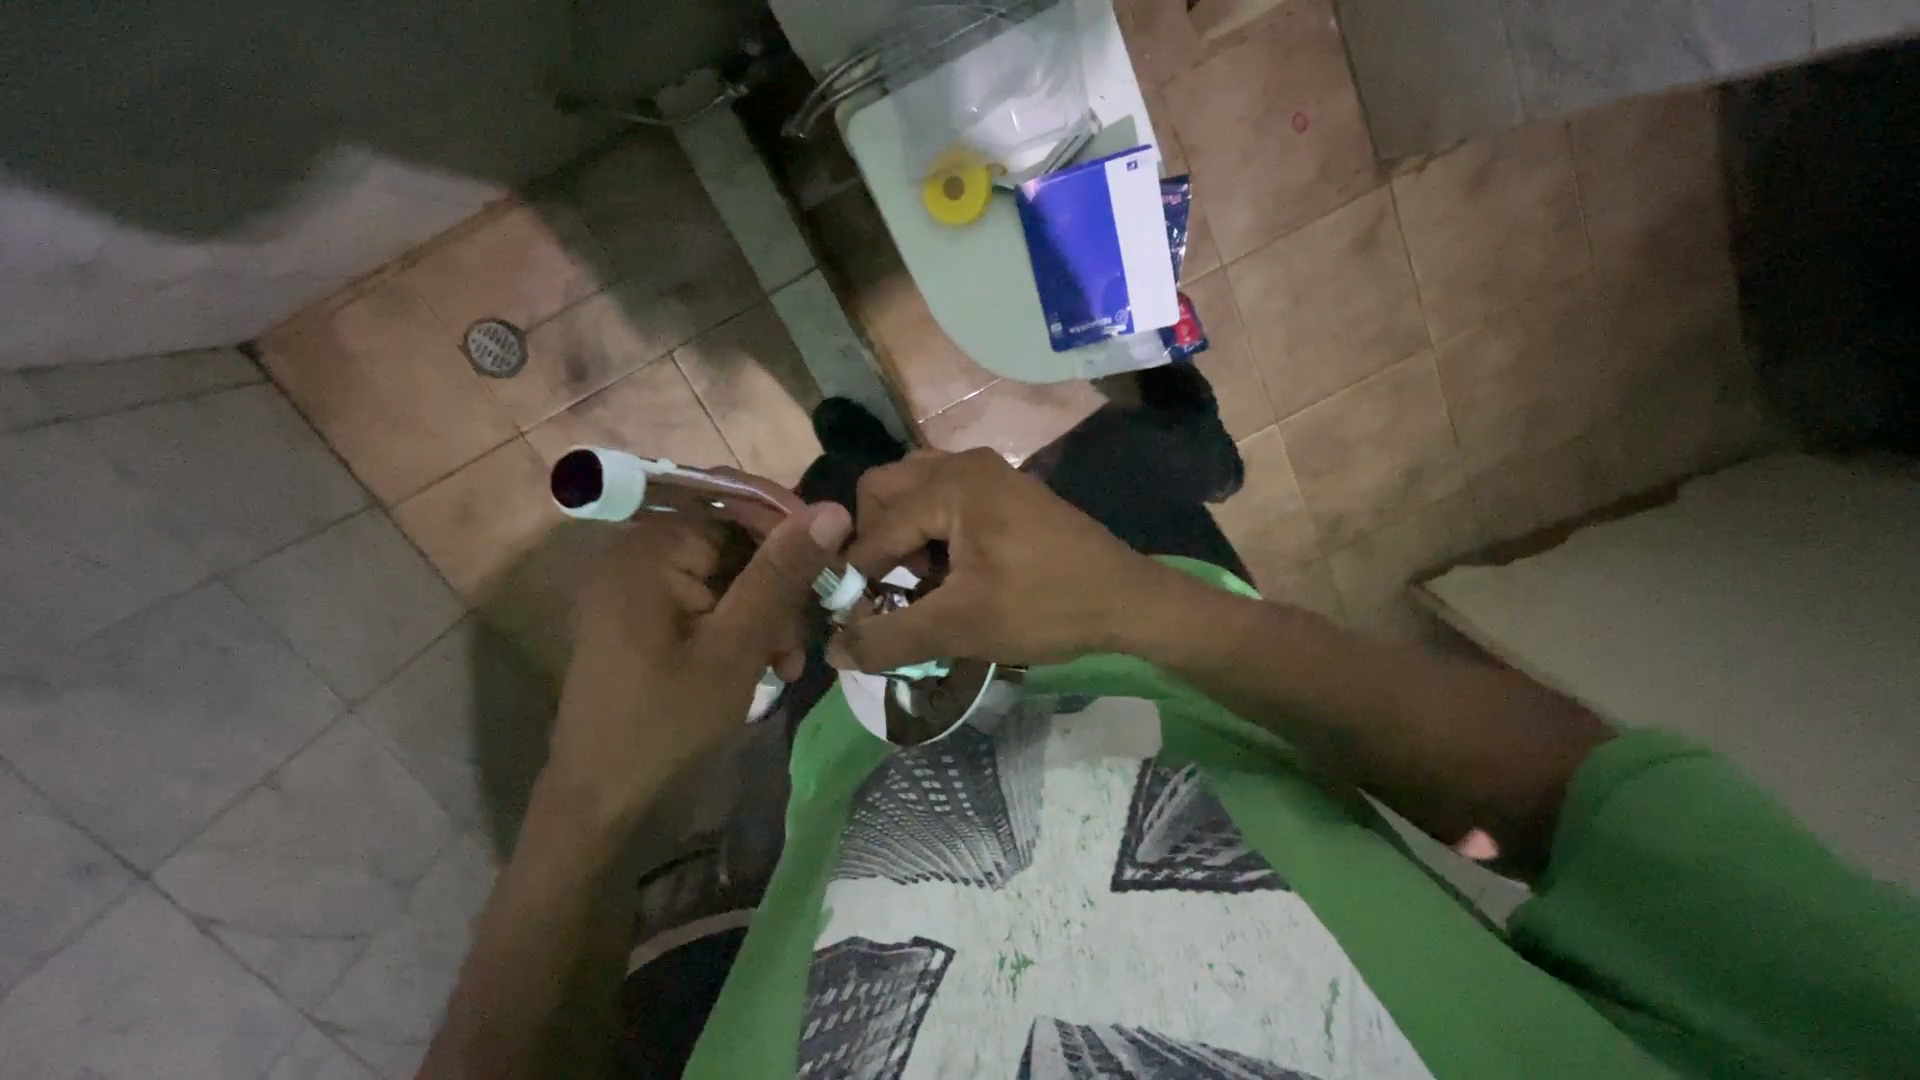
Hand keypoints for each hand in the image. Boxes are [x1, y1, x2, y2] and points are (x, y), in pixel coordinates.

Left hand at [543, 503, 851, 825]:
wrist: (602, 802)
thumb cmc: (668, 722)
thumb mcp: (737, 645)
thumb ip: (782, 573)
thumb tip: (832, 508)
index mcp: (652, 547)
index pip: (735, 499)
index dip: (790, 525)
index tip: (836, 563)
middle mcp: (641, 554)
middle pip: (733, 537)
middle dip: (780, 580)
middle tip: (813, 627)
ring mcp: (642, 588)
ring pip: (729, 573)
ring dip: (768, 610)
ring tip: (788, 661)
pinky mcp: (648, 619)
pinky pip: (709, 601)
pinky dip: (743, 626)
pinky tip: (768, 665)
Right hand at [829, 448, 1169, 671]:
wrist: (1128, 601)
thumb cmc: (1046, 607)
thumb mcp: (961, 628)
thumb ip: (891, 638)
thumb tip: (834, 652)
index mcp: (952, 485)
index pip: (875, 529)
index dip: (857, 579)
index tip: (853, 619)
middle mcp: (964, 463)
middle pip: (884, 491)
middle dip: (875, 542)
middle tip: (889, 590)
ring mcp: (989, 472)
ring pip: (913, 490)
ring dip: (902, 533)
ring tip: (920, 581)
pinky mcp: (1005, 489)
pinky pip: (944, 497)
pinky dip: (931, 529)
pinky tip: (950, 572)